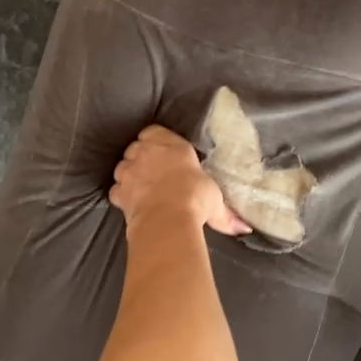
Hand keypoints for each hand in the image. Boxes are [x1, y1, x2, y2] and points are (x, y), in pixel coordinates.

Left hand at [110, 125, 250, 235]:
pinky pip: (116, 190)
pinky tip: (131, 204)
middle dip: (141, 158)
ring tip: (141, 188)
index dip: (155, 141)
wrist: (167, 218)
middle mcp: (147, 152)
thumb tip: (244, 229)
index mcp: (171, 144)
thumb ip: (225, 213)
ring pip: (123, 167)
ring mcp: (129, 170)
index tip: (162, 153)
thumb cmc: (195, 197)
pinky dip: (121, 195)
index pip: (154, 131)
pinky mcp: (119, 191)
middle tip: (154, 173)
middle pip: (136, 148)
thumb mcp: (215, 200)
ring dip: (129, 175)